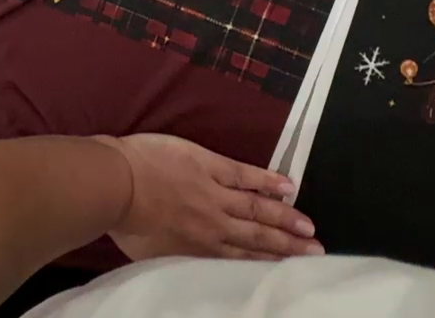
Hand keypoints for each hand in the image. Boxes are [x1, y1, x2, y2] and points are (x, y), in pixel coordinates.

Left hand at [96, 134, 322, 260]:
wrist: (117, 185)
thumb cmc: (125, 221)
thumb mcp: (152, 254)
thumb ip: (177, 257)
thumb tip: (187, 263)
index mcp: (199, 249)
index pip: (241, 258)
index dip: (267, 262)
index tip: (291, 269)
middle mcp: (214, 226)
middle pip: (257, 237)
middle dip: (287, 246)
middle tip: (317, 253)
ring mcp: (214, 194)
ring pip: (257, 208)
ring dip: (285, 219)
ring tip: (310, 228)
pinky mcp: (209, 166)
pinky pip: (244, 175)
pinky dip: (267, 181)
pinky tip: (288, 185)